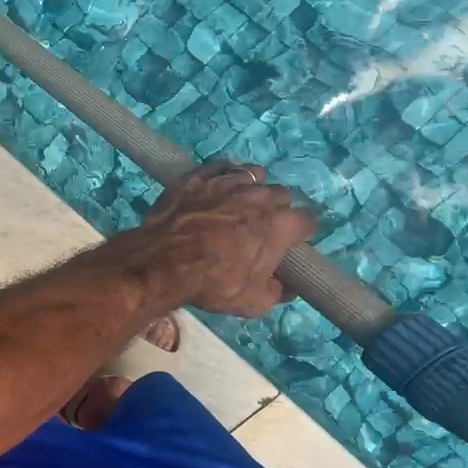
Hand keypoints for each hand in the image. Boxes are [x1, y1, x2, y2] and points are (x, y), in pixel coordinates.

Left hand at [117, 161, 318, 317]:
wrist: (160, 263)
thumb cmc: (211, 283)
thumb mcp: (252, 301)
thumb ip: (277, 291)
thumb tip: (287, 287)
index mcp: (282, 224)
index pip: (308, 220)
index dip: (299, 231)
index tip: (290, 240)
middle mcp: (261, 197)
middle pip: (281, 195)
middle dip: (275, 209)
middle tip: (257, 225)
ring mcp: (228, 182)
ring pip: (254, 174)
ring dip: (251, 186)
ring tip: (237, 201)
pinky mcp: (198, 176)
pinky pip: (219, 166)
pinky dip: (222, 174)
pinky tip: (215, 185)